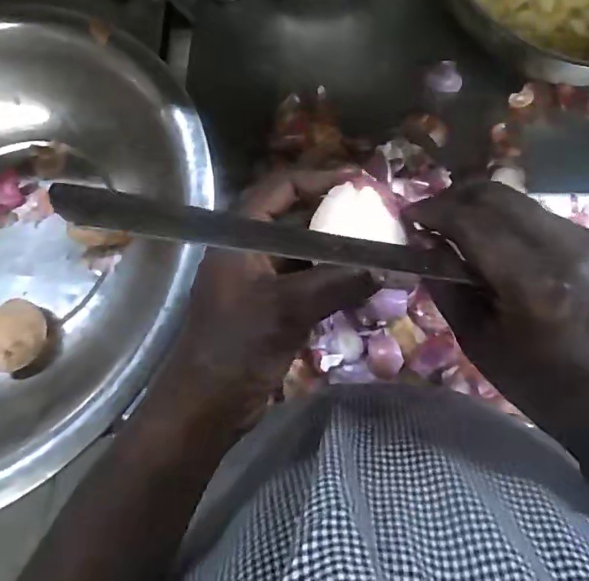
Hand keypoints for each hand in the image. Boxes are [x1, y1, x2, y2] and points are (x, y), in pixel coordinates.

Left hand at [139, 170, 374, 426]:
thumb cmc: (235, 347)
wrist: (202, 409)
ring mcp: (258, 276)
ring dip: (336, 247)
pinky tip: (361, 282)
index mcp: (240, 234)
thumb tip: (386, 267)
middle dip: (335, 211)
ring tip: (376, 242)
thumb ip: (337, 283)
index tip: (359, 180)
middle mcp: (248, 247)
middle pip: (296, 215)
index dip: (320, 178)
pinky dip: (331, 277)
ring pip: (304, 249)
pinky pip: (306, 279)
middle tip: (375, 210)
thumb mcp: (287, 309)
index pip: (282, 187)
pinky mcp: (269, 305)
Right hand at [404, 181, 588, 479]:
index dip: (434, 212)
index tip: (408, 214)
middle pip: (496, 197)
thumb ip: (445, 282)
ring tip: (456, 221)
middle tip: (429, 213)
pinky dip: (508, 218)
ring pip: (517, 200)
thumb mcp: (476, 339)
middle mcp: (565, 251)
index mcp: (535, 286)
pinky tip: (494, 236)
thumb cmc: (537, 382)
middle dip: (454, 198)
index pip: (473, 224)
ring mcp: (587, 240)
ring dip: (480, 204)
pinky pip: (538, 214)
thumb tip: (421, 238)